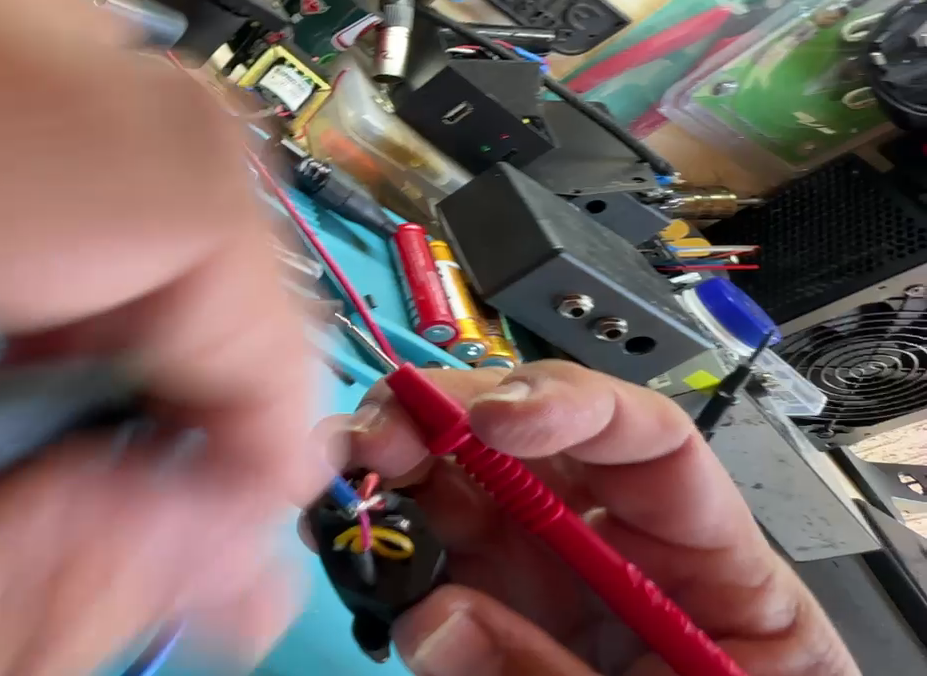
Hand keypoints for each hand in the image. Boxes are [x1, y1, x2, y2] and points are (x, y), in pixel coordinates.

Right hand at [345, 361, 857, 675]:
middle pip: (503, 425)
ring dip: (372, 456)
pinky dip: (360, 518)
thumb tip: (429, 618)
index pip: (636, 434)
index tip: (490, 424)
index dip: (562, 402)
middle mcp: (590, 526)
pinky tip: (330, 529)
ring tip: (329, 480)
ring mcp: (517, 548)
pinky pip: (402, 528)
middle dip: (425, 415)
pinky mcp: (460, 578)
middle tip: (367, 445)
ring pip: (434, 463)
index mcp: (693, 552)